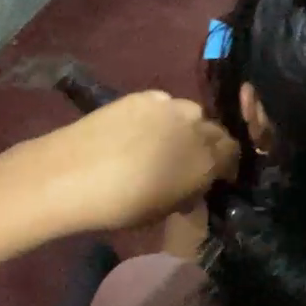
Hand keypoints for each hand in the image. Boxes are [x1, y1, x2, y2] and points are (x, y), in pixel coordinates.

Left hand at [23, 91, 238, 232]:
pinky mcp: (143, 95)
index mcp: (208, 159)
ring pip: (190, 114)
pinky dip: (159, 116)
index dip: (225, 166)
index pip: (233, 154)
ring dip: (184, 128)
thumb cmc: (121, 206)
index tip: (214, 177)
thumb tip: (193, 186)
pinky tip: (138, 131)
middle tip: (187, 162)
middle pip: (215, 131)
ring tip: (161, 144)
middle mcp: (196, 126)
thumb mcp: (165, 210)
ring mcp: (169, 106)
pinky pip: (163, 105)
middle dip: (208, 145)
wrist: (71, 175)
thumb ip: (188, 192)